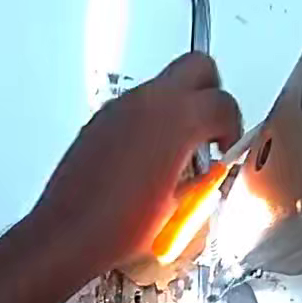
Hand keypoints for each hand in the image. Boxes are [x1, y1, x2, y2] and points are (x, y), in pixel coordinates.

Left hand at [28, 52, 241, 277]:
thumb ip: (198, 178)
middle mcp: (148, 103)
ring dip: (174, 109)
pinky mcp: (96, 122)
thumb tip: (204, 173)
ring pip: (160, 86)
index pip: (223, 103)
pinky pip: (131, 108)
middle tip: (210, 125)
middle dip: (210, 92)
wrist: (69, 235)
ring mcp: (118, 109)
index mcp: (178, 120)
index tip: (227, 144)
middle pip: (196, 67)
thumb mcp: (178, 207)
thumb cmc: (116, 227)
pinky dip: (144, 123)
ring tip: (174, 151)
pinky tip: (144, 159)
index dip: (232, 126)